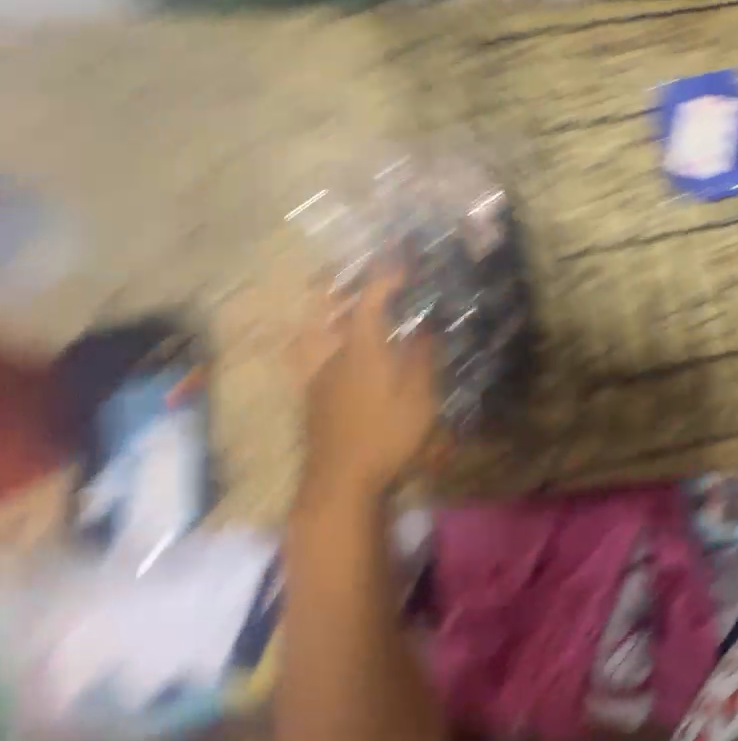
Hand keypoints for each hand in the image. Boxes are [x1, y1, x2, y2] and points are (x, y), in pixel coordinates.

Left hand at [295, 270, 438, 500]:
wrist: (341, 481)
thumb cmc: (388, 435)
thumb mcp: (420, 397)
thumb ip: (422, 358)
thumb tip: (426, 327)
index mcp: (361, 351)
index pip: (370, 302)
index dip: (385, 278)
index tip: (402, 260)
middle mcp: (332, 356)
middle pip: (325, 312)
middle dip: (341, 289)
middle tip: (361, 279)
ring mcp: (316, 378)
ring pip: (311, 333)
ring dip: (325, 314)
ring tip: (342, 308)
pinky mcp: (312, 399)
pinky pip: (308, 354)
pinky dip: (319, 339)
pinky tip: (334, 350)